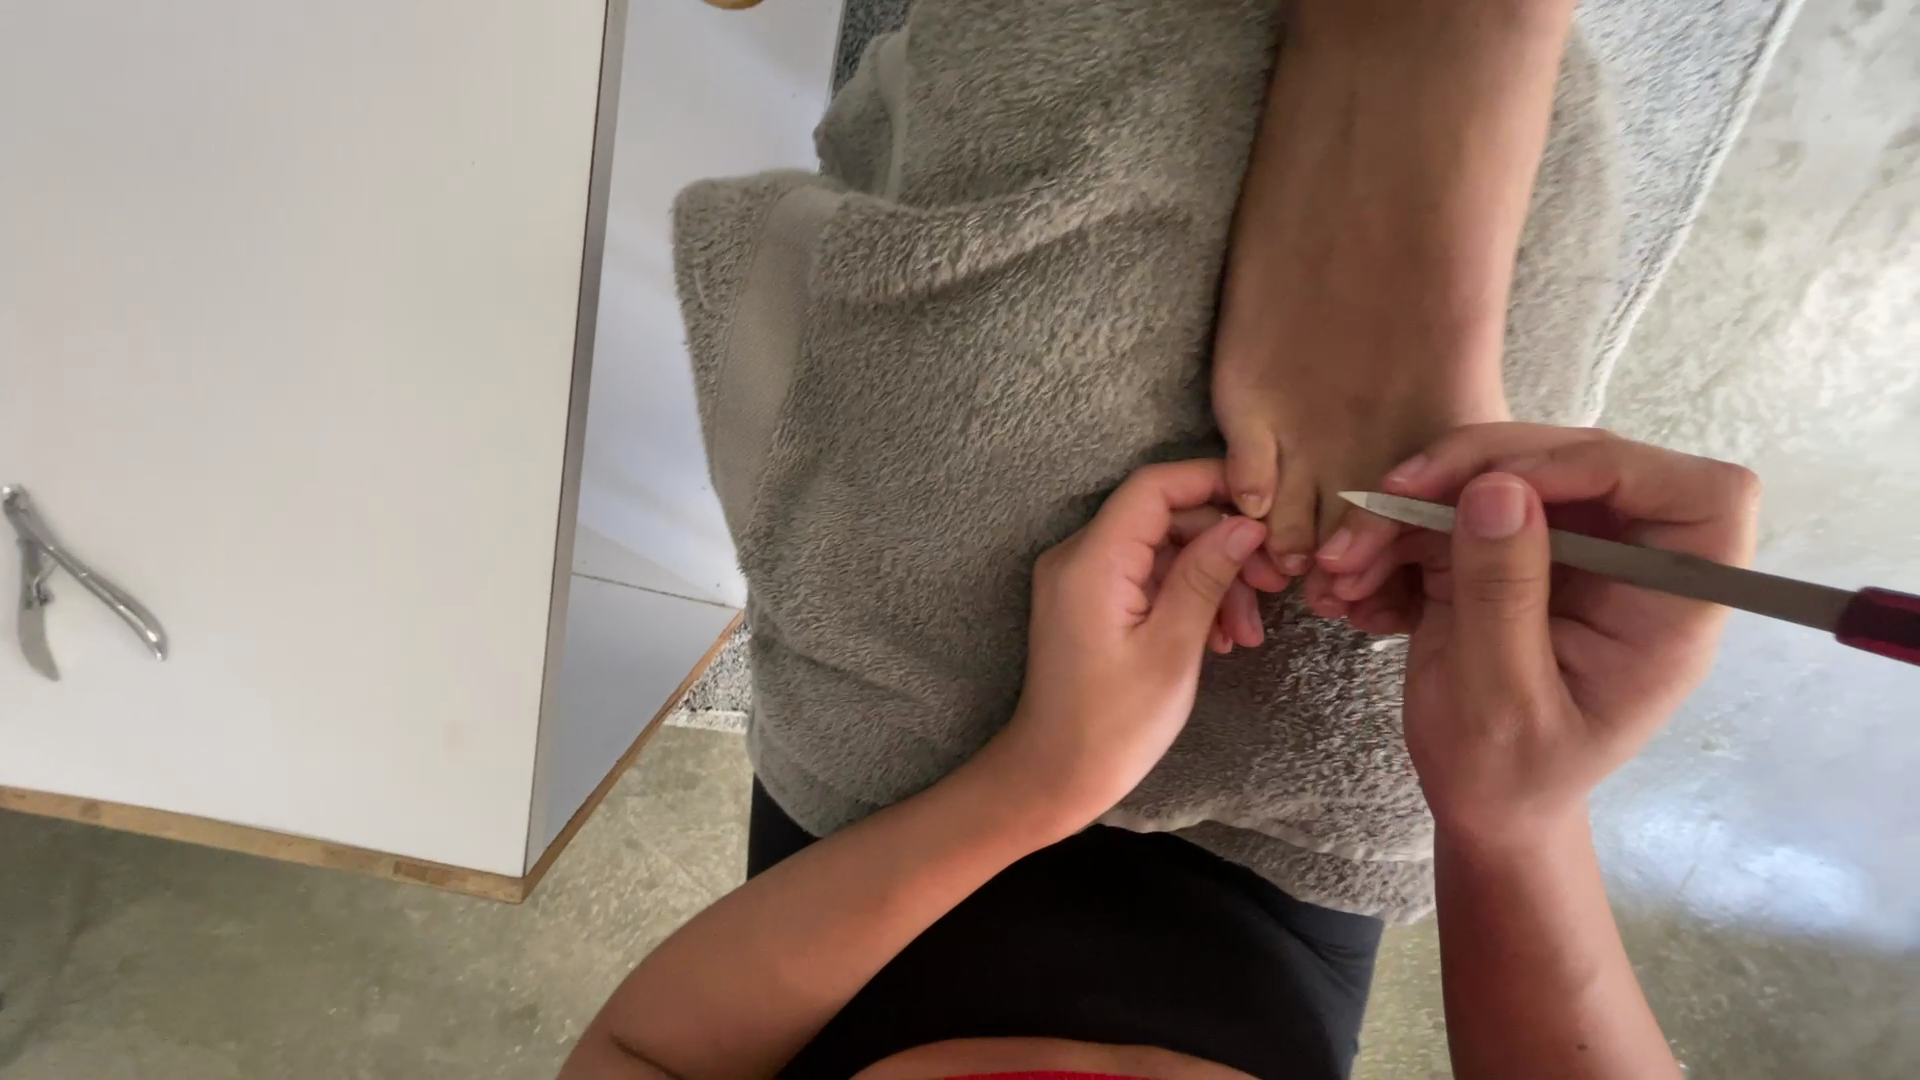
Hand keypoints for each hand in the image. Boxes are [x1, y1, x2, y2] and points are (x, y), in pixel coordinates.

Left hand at [986, 460, 1274, 832]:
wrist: (1057, 770)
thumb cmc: (1114, 723)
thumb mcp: (1172, 649)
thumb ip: (1205, 577)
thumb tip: (1245, 524)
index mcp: (1091, 561)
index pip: (1152, 487)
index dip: (1211, 482)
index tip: (1265, 506)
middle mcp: (1077, 556)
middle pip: (1161, 518)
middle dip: (1222, 543)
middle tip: (1273, 584)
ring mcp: (1080, 578)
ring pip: (1160, 550)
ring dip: (1210, 578)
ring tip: (1247, 631)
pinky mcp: (1088, 599)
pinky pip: (1144, 576)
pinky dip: (1184, 595)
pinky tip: (1219, 636)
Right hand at [1321, 424, 1760, 845]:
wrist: (1476, 796)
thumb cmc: (1506, 770)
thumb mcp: (1499, 694)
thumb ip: (1503, 594)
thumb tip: (1497, 490)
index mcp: (1662, 607)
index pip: (1692, 497)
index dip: (1602, 468)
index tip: (1499, 486)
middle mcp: (1616, 565)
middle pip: (1568, 464)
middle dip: (1466, 470)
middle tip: (1386, 497)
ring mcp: (1550, 556)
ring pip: (1488, 481)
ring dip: (1402, 511)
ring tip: (1340, 564)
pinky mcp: (1492, 558)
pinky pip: (1439, 516)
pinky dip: (1384, 538)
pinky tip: (1348, 577)